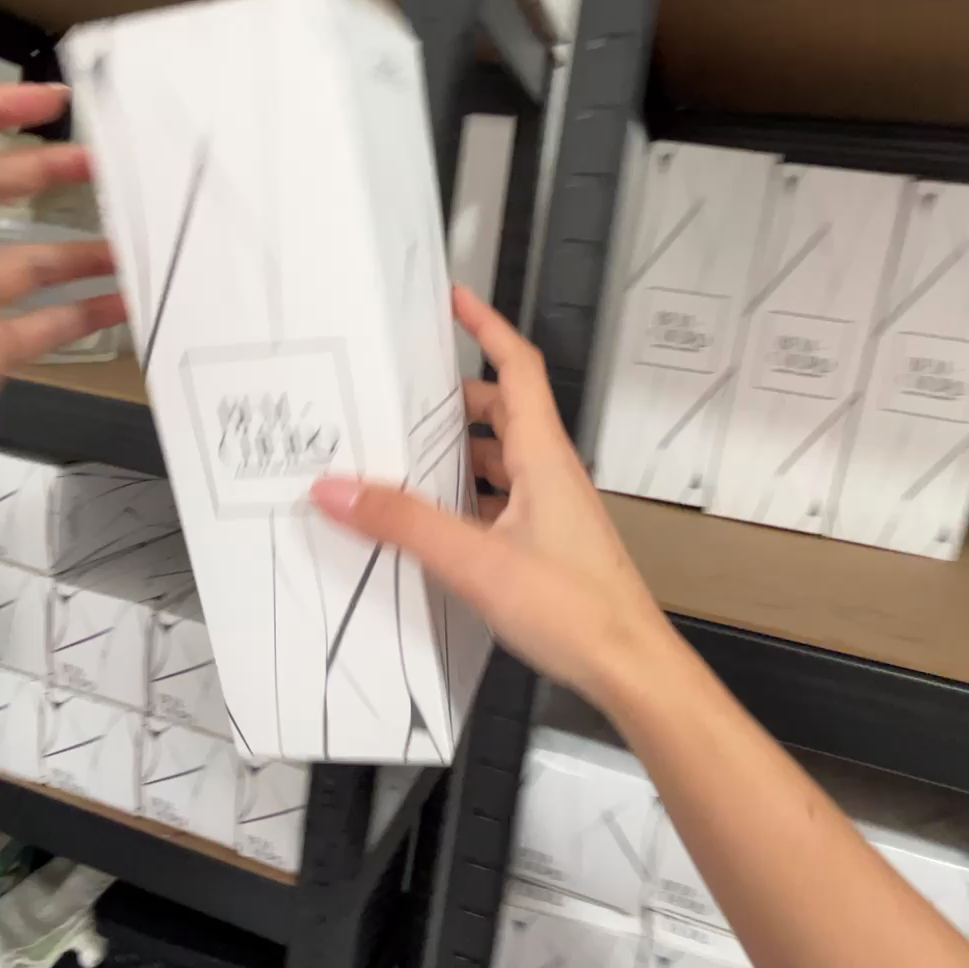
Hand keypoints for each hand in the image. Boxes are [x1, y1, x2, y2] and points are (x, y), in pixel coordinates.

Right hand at [309, 287, 675, 700]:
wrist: (629, 667)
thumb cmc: (576, 610)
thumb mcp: (476, 560)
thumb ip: (405, 523)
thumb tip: (339, 488)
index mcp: (543, 457)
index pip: (516, 368)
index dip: (486, 327)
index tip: (454, 301)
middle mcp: (549, 473)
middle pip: (501, 411)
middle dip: (454, 397)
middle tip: (404, 395)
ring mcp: (549, 507)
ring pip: (499, 458)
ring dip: (458, 450)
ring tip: (405, 455)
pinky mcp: (545, 540)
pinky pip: (501, 497)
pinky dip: (468, 494)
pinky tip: (436, 519)